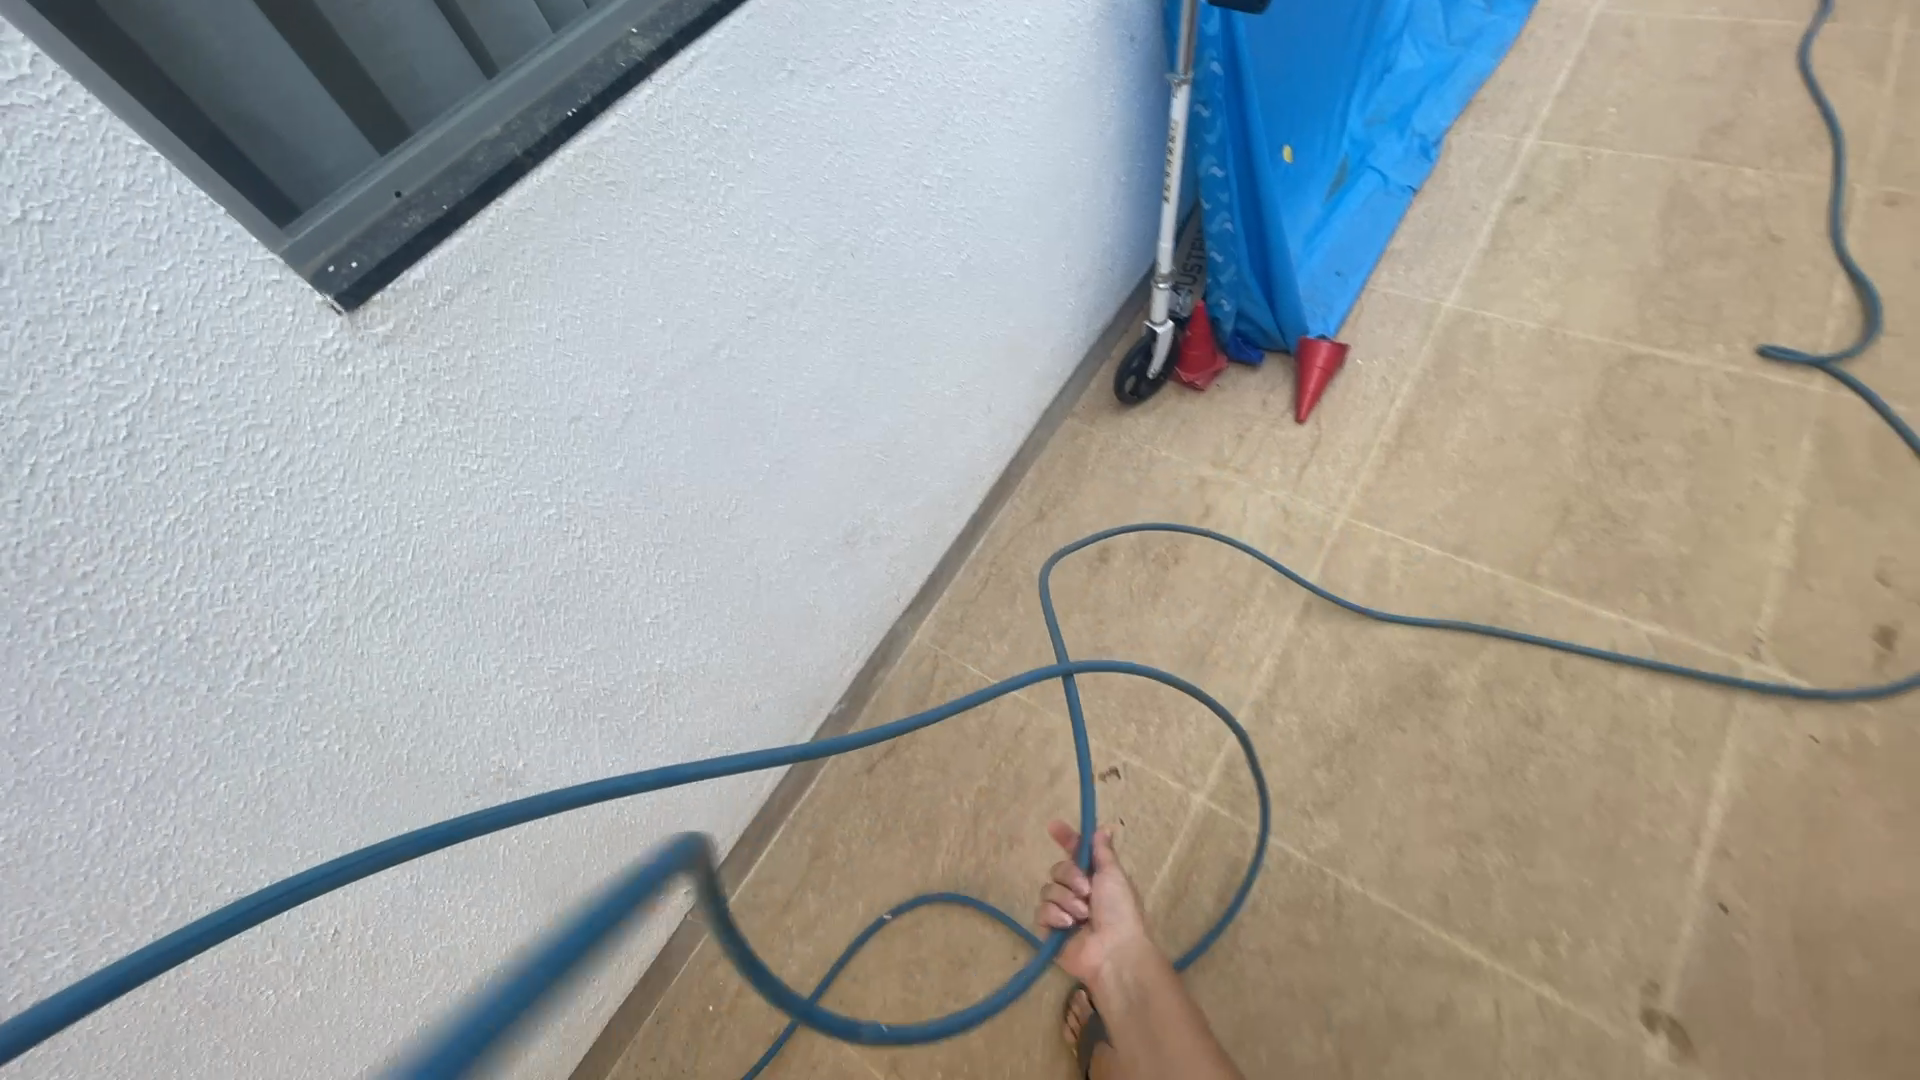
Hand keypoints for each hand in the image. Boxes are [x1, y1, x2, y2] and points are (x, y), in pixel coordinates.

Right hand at [1033, 820, 1152, 986]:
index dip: (1065, 838)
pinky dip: (1055, 915)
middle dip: (1070, 877)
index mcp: (1094, 878)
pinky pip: (1041, 911)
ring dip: (1066, 899)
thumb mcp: (1114, 875)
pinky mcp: (1050, 930)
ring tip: (1082, 915)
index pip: (1075, 852)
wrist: (1114, 952)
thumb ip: (1102, 851)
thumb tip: (1104, 828)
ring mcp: (1062, 912)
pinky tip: (1069, 926)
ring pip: (1048, 890)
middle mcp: (1077, 892)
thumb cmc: (1119, 911)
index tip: (1053, 826)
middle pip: (1058, 869)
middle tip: (1086, 890)